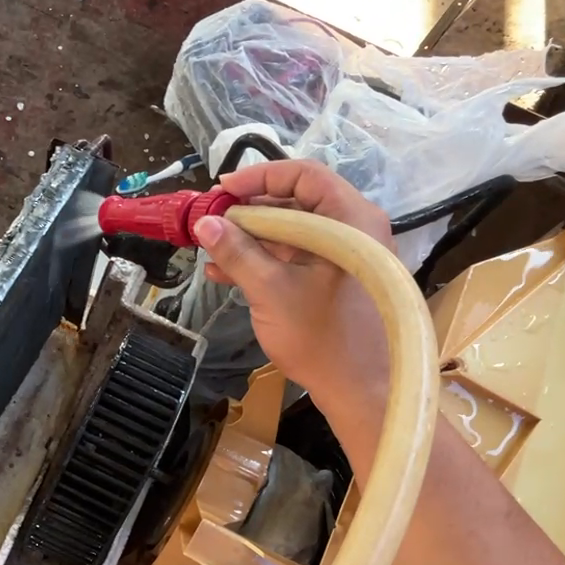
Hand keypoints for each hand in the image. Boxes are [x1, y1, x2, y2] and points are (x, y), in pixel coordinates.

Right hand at [193, 160, 397, 447]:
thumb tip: (204, 223)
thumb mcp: (270, 290)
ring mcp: (345, 255)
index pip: (303, 175)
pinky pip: (295, 257)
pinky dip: (262, 260)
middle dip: (247, 211)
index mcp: (350, 219)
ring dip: (249, 239)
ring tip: (211, 250)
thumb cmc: (322, 337)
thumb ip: (237, 252)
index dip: (257, 177)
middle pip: (295, 202)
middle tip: (210, 222)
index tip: (219, 191)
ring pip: (291, 231)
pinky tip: (225, 272)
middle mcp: (353, 228)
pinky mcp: (335, 279)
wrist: (360, 389)